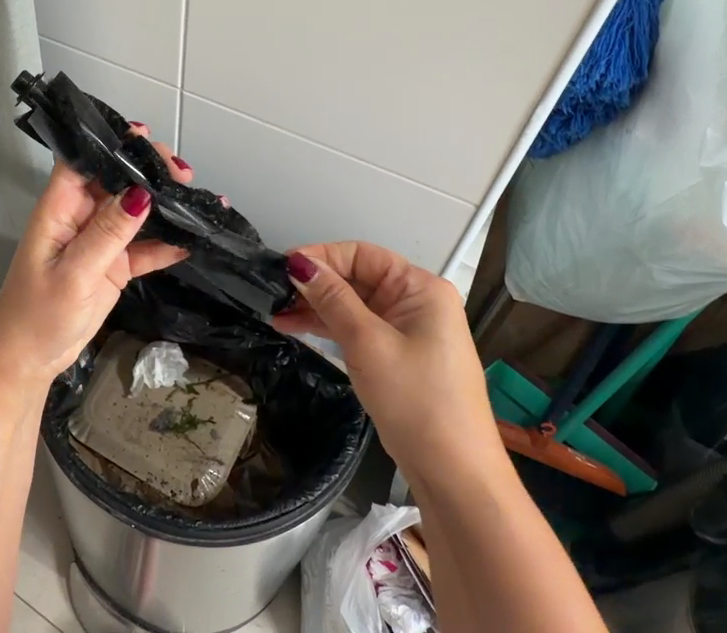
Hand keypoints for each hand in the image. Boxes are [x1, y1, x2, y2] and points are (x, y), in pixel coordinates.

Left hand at [0, 126, 189, 386]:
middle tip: (184, 174)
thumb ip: (108, 233)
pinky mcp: (113, 266)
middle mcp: (80, 216)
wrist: (28, 361)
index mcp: (59, 208)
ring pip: (135, 211)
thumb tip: (140, 193)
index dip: (111, 142)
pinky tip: (194, 239)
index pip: (83, 160)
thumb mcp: (74, 273)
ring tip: (200, 199)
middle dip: (148, 171)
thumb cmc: (36, 315)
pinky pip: (144, 247)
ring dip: (165, 205)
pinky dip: (167, 243)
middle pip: (116, 180)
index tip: (146, 136)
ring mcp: (98, 241)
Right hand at [271, 243, 499, 480]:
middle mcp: (416, 303)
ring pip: (353, 305)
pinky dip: (328, 328)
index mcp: (420, 289)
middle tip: (272, 293)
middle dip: (315, 284)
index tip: (282, 267)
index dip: (321, 256)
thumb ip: (332, 299)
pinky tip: (294, 328)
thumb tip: (299, 265)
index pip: (362, 255)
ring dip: (316, 307)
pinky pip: (356, 329)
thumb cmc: (417, 400)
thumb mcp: (367, 343)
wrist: (454, 471)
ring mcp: (407, 331)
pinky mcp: (396, 356)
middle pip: (357, 278)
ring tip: (275, 313)